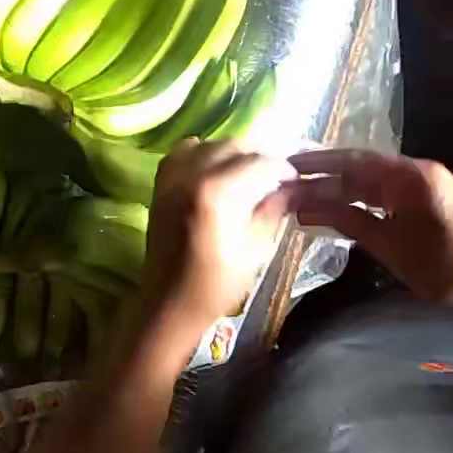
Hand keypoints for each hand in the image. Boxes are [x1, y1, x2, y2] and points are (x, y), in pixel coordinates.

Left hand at [139, 141, 295, 344]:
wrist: (168, 307)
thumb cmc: (215, 286)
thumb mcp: (253, 251)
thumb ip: (271, 212)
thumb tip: (290, 190)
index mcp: (214, 193)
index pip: (254, 162)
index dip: (279, 166)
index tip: (294, 177)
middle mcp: (188, 177)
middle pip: (230, 147)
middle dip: (256, 157)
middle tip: (273, 176)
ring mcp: (170, 182)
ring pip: (205, 146)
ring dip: (229, 152)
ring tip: (245, 171)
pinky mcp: (159, 190)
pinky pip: (178, 155)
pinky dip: (198, 153)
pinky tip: (212, 168)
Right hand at [287, 149, 452, 321]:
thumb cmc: (452, 269)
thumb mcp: (394, 249)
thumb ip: (351, 222)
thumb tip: (307, 205)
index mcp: (411, 176)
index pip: (353, 161)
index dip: (318, 164)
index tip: (284, 167)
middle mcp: (415, 172)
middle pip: (359, 170)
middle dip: (322, 178)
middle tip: (283, 185)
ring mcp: (422, 187)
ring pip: (369, 184)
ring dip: (337, 191)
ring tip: (299, 199)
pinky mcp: (426, 204)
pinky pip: (383, 197)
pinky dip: (357, 204)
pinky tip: (335, 212)